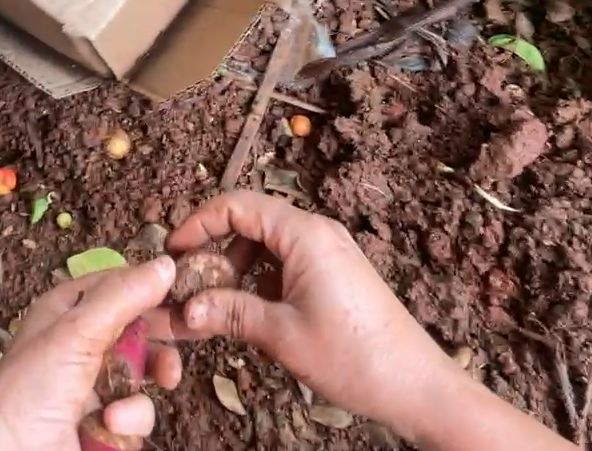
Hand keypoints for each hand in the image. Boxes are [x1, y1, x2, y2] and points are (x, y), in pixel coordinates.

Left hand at [0, 256, 183, 450]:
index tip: (189, 285)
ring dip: (143, 383)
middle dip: (162, 333)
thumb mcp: (76, 334)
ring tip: (159, 385)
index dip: (152, 284)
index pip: (120, 283)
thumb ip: (123, 297)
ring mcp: (92, 386)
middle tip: (194, 329)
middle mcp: (80, 342)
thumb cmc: (31, 393)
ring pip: (142, 371)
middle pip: (137, 326)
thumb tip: (167, 263)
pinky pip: (135, 412)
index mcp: (67, 309)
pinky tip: (108, 426)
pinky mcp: (102, 425)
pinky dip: (128, 420)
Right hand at [163, 192, 461, 437]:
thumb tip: (184, 309)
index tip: (173, 251)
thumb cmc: (354, 358)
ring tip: (217, 304)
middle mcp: (316, 230)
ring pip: (267, 243)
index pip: (237, 205)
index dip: (199, 223)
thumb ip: (230, 313)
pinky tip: (252, 311)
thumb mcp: (282, 336)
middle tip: (189, 283)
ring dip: (237, 267)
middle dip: (215, 248)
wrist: (418, 385)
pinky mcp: (335, 269)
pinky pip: (286, 260)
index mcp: (303, 233)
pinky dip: (262, 278)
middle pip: (250, 221)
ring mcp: (328, 249)